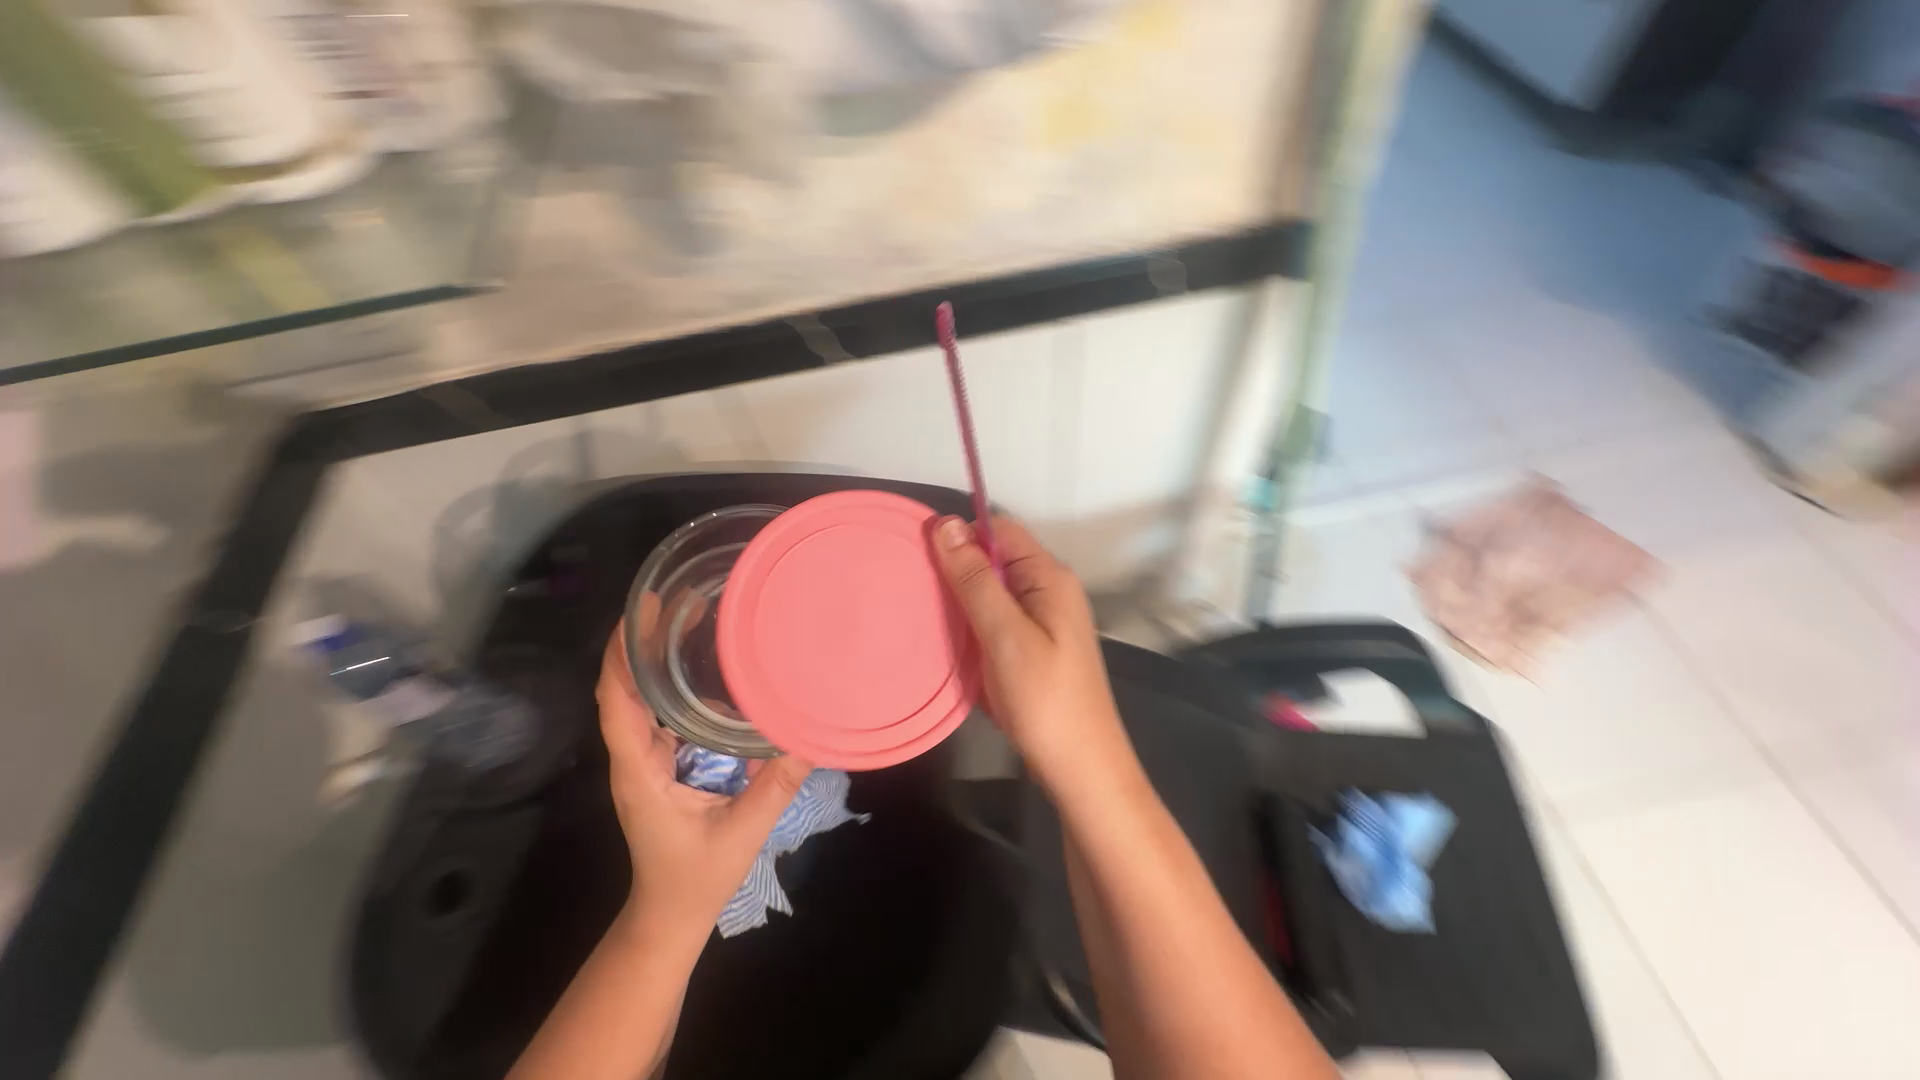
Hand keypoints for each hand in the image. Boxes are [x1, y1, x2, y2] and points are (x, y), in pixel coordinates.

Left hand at [595, 597, 811, 939]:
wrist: (669, 915)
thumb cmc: (696, 877)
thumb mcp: (743, 831)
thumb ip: (776, 784)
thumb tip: (810, 737)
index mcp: (639, 770)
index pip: (616, 701)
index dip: (620, 655)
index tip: (638, 612)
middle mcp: (632, 758)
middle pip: (621, 689)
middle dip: (637, 643)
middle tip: (671, 600)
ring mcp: (642, 761)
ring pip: (635, 699)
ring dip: (650, 660)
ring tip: (683, 621)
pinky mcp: (657, 766)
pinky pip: (653, 715)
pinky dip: (666, 684)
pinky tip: (699, 669)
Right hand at [931, 515, 1128, 788]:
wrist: (1080, 766)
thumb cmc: (1044, 699)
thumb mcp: (1004, 635)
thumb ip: (975, 579)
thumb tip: (946, 524)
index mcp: (1049, 578)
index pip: (1000, 529)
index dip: (961, 535)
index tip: (919, 557)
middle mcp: (1050, 591)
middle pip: (995, 559)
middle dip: (957, 570)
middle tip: (915, 591)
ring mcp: (1044, 621)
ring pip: (992, 593)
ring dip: (962, 602)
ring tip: (923, 615)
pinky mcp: (1034, 649)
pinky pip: (996, 622)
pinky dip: (972, 628)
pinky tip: (949, 644)